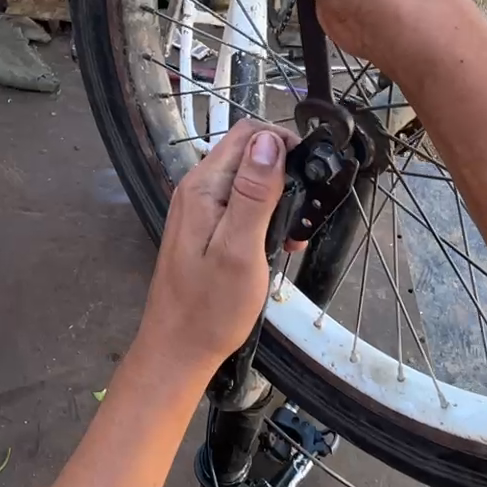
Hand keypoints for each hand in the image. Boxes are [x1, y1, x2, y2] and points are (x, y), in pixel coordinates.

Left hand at [134, 120, 295, 377]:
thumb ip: (255, 193)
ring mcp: (201, 208)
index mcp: (204, 186)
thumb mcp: (240, 249)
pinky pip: (243, 205)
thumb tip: (269, 140)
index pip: (249, 135)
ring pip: (250, 180)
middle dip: (284, 175)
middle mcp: (199, 188)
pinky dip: (265, 218)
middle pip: (250, 154)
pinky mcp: (207, 227)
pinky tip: (275, 246)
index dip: (283, 145)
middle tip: (301, 216)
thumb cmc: (210, 308)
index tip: (308, 178)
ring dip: (278, 200)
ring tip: (290, 238)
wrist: (178, 351)